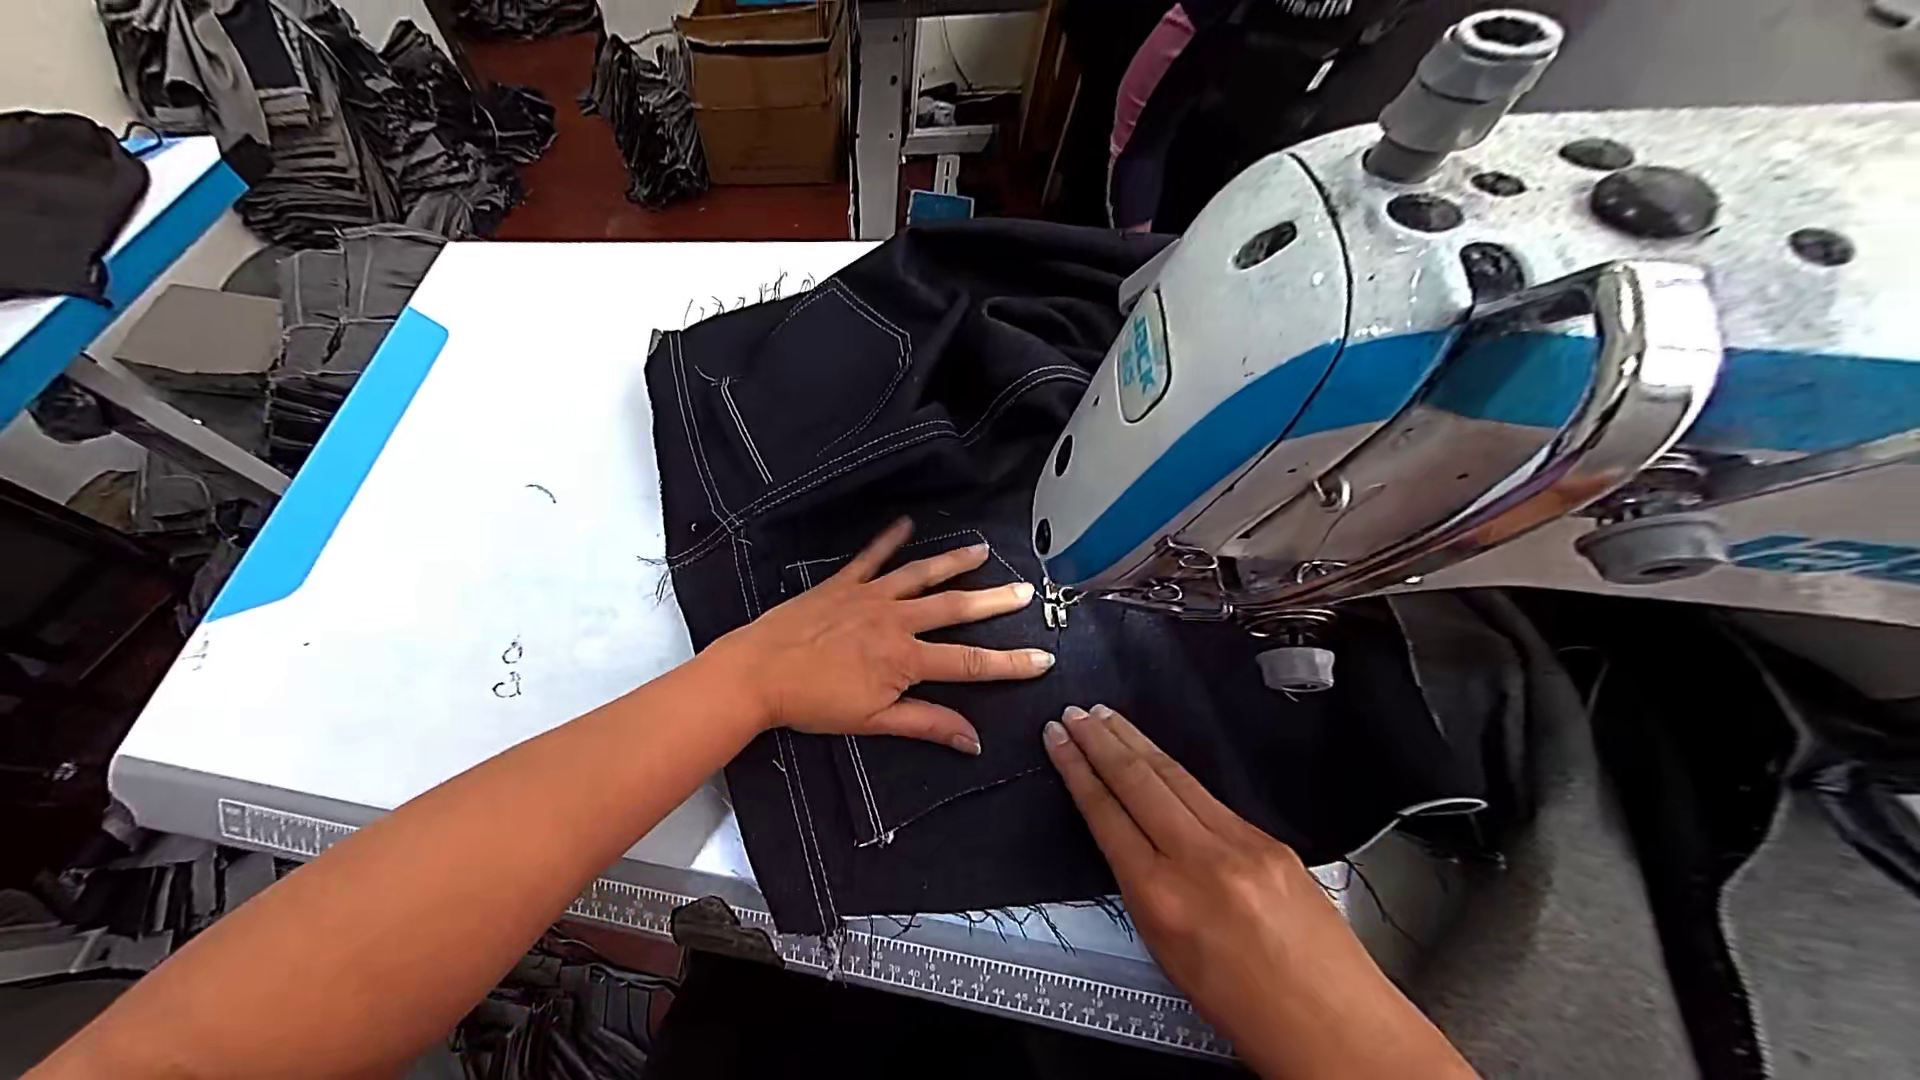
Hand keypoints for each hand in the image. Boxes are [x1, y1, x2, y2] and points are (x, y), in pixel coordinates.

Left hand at [700, 518, 1053, 752]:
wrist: (758, 672)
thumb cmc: (814, 703)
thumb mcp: (874, 721)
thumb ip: (927, 724)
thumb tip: (973, 741)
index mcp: (906, 658)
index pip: (970, 663)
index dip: (1010, 663)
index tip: (1042, 657)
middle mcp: (897, 620)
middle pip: (955, 609)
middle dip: (994, 601)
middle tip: (1024, 589)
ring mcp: (871, 596)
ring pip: (922, 575)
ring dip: (954, 562)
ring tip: (982, 550)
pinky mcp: (843, 582)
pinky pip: (871, 556)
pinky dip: (889, 539)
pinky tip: (905, 523)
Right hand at [1043, 705, 1476, 1079]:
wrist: (1345, 1036)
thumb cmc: (1249, 1014)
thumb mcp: (1168, 955)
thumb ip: (1142, 887)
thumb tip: (1125, 835)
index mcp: (1164, 901)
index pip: (1106, 815)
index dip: (1076, 770)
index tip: (1057, 740)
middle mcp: (1201, 862)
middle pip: (1137, 781)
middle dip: (1098, 740)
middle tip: (1074, 711)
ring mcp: (1241, 844)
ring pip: (1172, 775)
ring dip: (1133, 739)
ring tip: (1105, 715)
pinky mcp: (1269, 839)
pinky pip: (1207, 794)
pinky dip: (1171, 767)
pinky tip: (1155, 754)